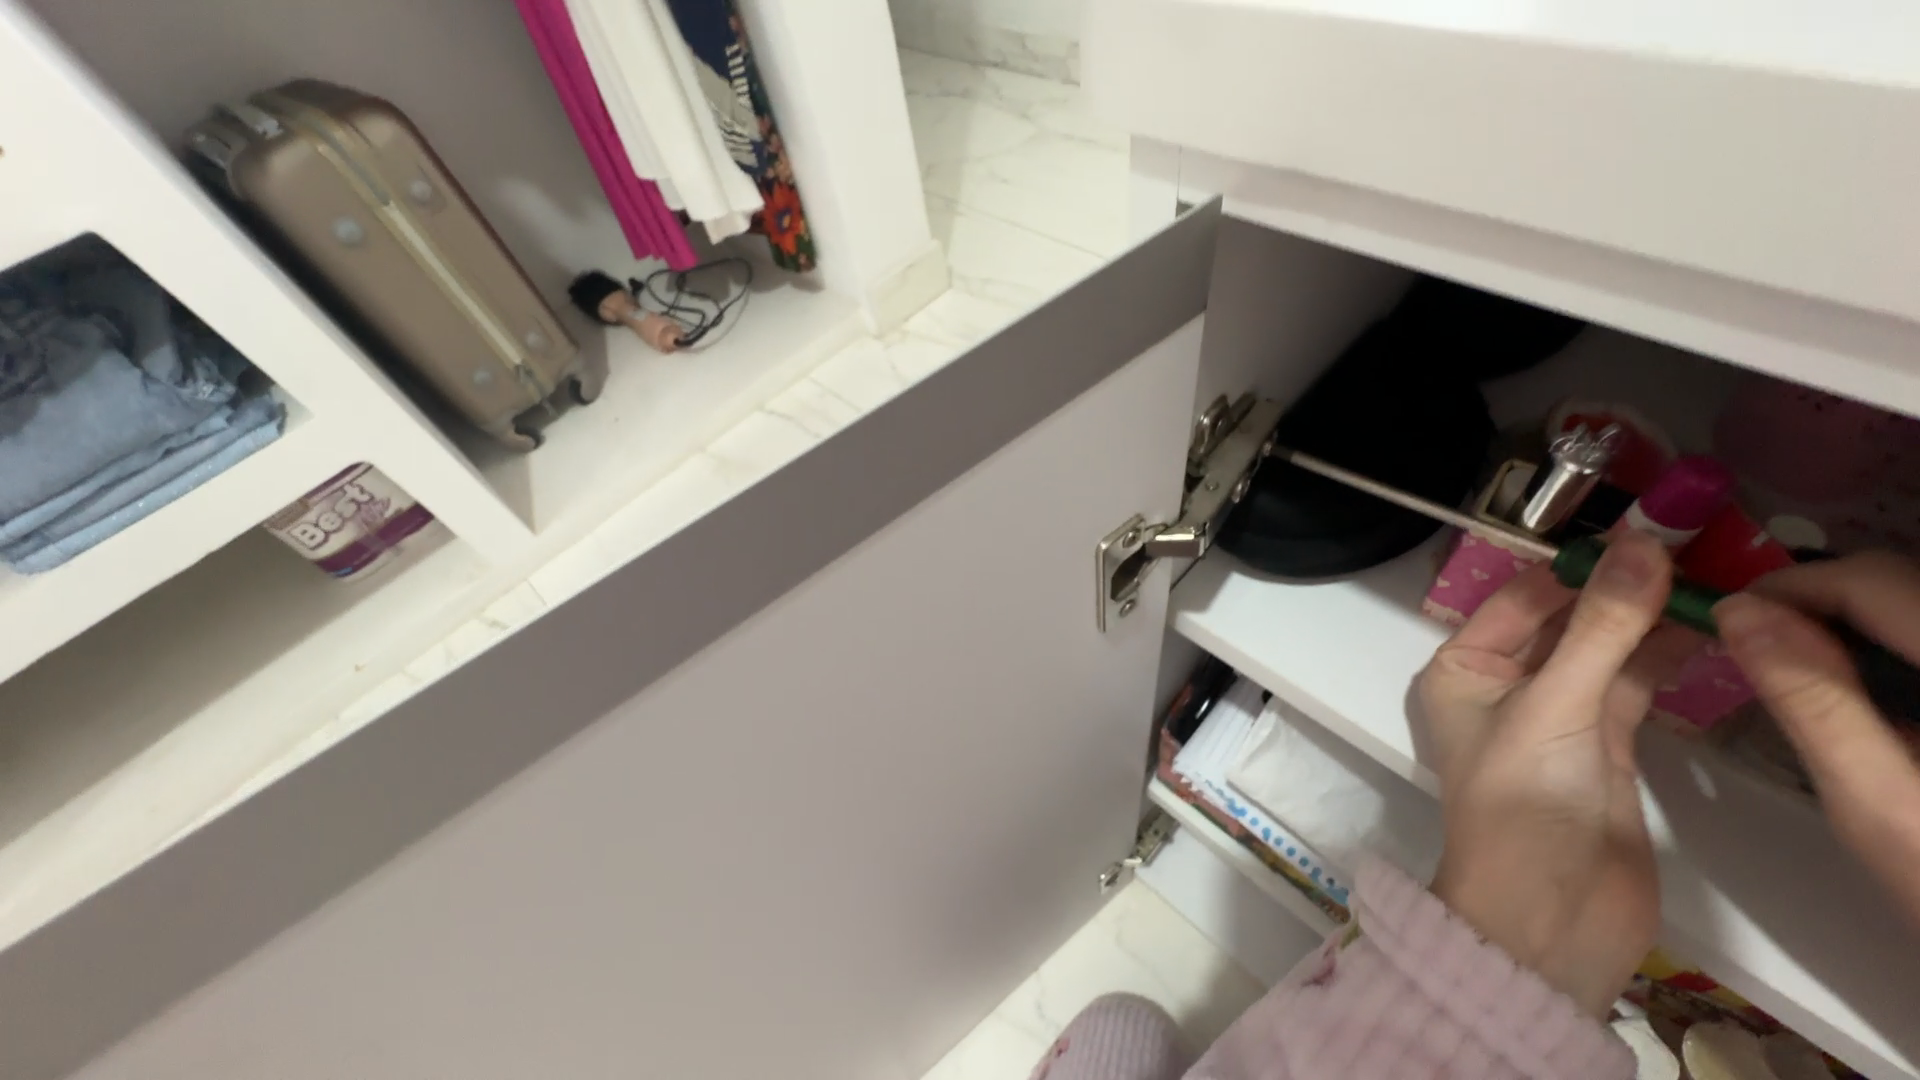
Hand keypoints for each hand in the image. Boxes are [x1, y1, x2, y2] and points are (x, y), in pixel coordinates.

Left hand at [1416, 532, 1700, 1016]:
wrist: (1549, 907)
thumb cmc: (1522, 798)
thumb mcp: (1555, 703)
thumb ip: (1600, 627)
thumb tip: (1640, 545)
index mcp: (1460, 668)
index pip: (1518, 598)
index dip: (1575, 563)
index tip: (1641, 525)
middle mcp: (1501, 684)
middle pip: (1562, 620)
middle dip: (1617, 585)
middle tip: (1691, 539)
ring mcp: (1554, 712)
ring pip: (1602, 649)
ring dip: (1648, 616)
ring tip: (1712, 572)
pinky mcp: (1602, 742)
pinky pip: (1632, 683)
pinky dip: (1663, 656)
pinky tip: (1706, 625)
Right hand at [1715, 553, 1919, 924]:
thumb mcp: (1880, 803)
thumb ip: (1812, 701)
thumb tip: (1737, 613)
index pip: (1875, 581)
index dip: (1789, 588)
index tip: (1726, 623)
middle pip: (1899, 583)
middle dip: (1815, 602)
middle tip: (1752, 648)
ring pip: (1913, 602)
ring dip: (1847, 621)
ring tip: (1799, 670)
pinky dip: (1884, 644)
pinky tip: (1867, 692)